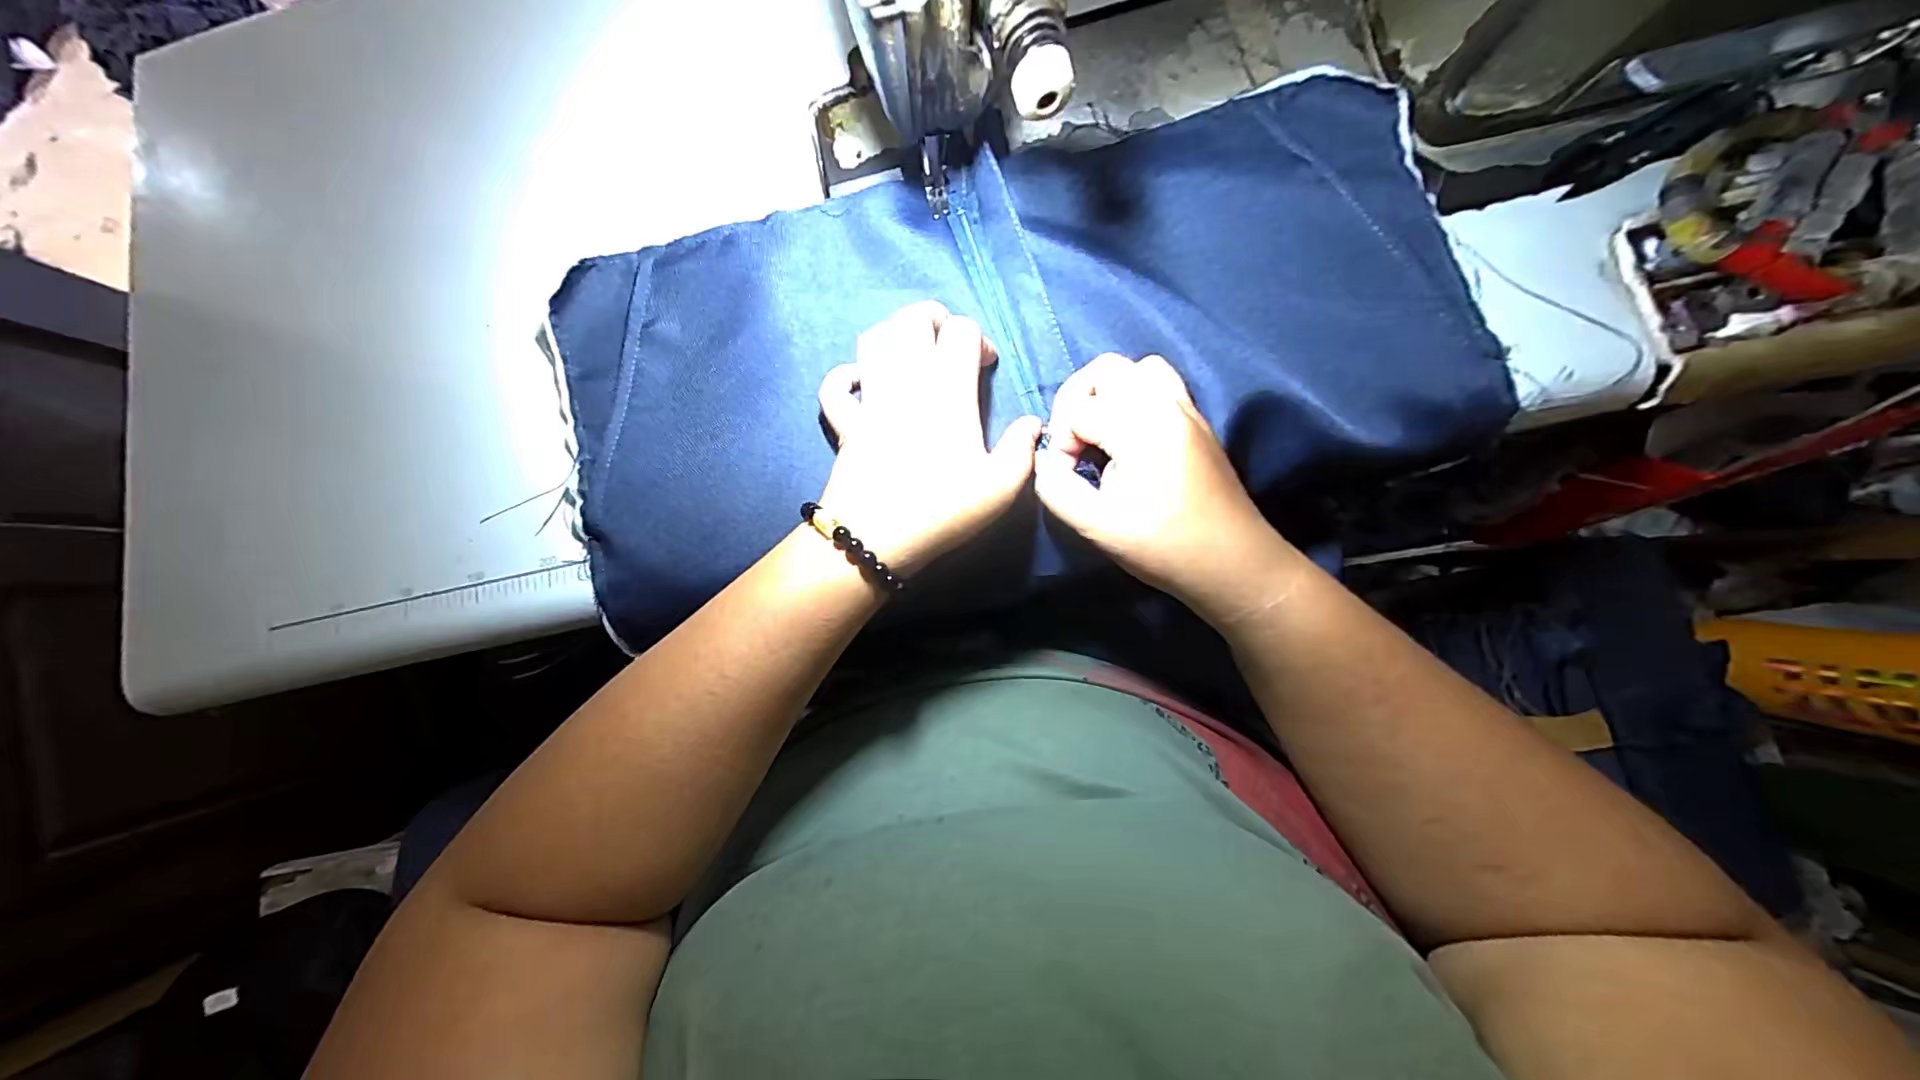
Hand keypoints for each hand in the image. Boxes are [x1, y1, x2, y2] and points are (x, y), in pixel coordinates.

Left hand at [815, 302, 1042, 573]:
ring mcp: (870, 398)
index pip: (961, 330)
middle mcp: (906, 380)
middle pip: (912, 317)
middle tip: (948, 344)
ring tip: (912, 355)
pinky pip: (835, 384)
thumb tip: (1033, 424)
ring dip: (894, 335)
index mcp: (949, 389)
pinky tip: (862, 384)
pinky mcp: (845, 421)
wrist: (874, 537)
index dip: (978, 339)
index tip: (986, 366)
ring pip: (873, 337)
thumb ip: (1021, 449)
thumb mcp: (1000, 487)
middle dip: (934, 318)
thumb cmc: (942, 509)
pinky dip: (846, 375)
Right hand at [1033, 353, 1301, 623]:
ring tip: (1099, 433)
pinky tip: (1129, 439)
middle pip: (1106, 369)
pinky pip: (1162, 386)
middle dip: (1077, 401)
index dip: (1060, 442)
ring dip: (1108, 393)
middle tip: (1072, 443)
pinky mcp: (1198, 424)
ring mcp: (1187, 410)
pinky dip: (1136, 398)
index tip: (1068, 475)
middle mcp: (1165, 405)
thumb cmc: (1163, 546)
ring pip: (1138, 370)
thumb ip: (1056, 488)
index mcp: (1140, 425)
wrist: (1233, 564)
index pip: (1078, 410)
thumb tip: (1046, 463)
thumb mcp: (1095, 525)